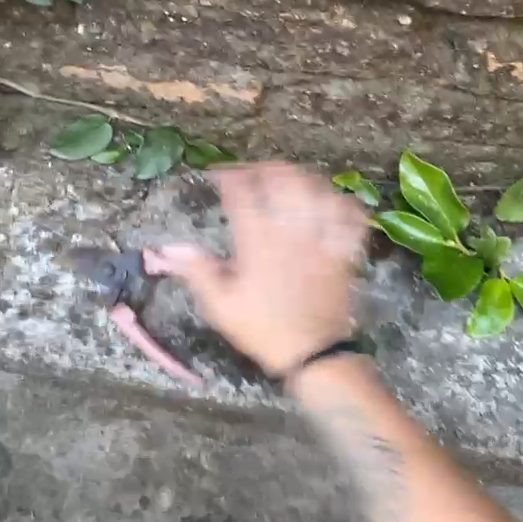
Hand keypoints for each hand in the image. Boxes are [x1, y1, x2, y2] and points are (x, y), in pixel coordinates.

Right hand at [155, 162, 369, 376]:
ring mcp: (320, 238)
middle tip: (253, 172)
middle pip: (283, 178)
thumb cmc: (262, 328)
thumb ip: (197, 271)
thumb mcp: (220, 304)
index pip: (241, 191)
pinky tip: (330, 202)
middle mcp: (290, 230)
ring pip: (317, 190)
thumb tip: (172, 247)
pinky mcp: (343, 250)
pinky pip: (350, 216)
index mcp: (257, 240)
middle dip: (266, 167)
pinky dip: (342, 203)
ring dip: (302, 179)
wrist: (313, 354)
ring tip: (289, 181)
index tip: (217, 173)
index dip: (228, 174)